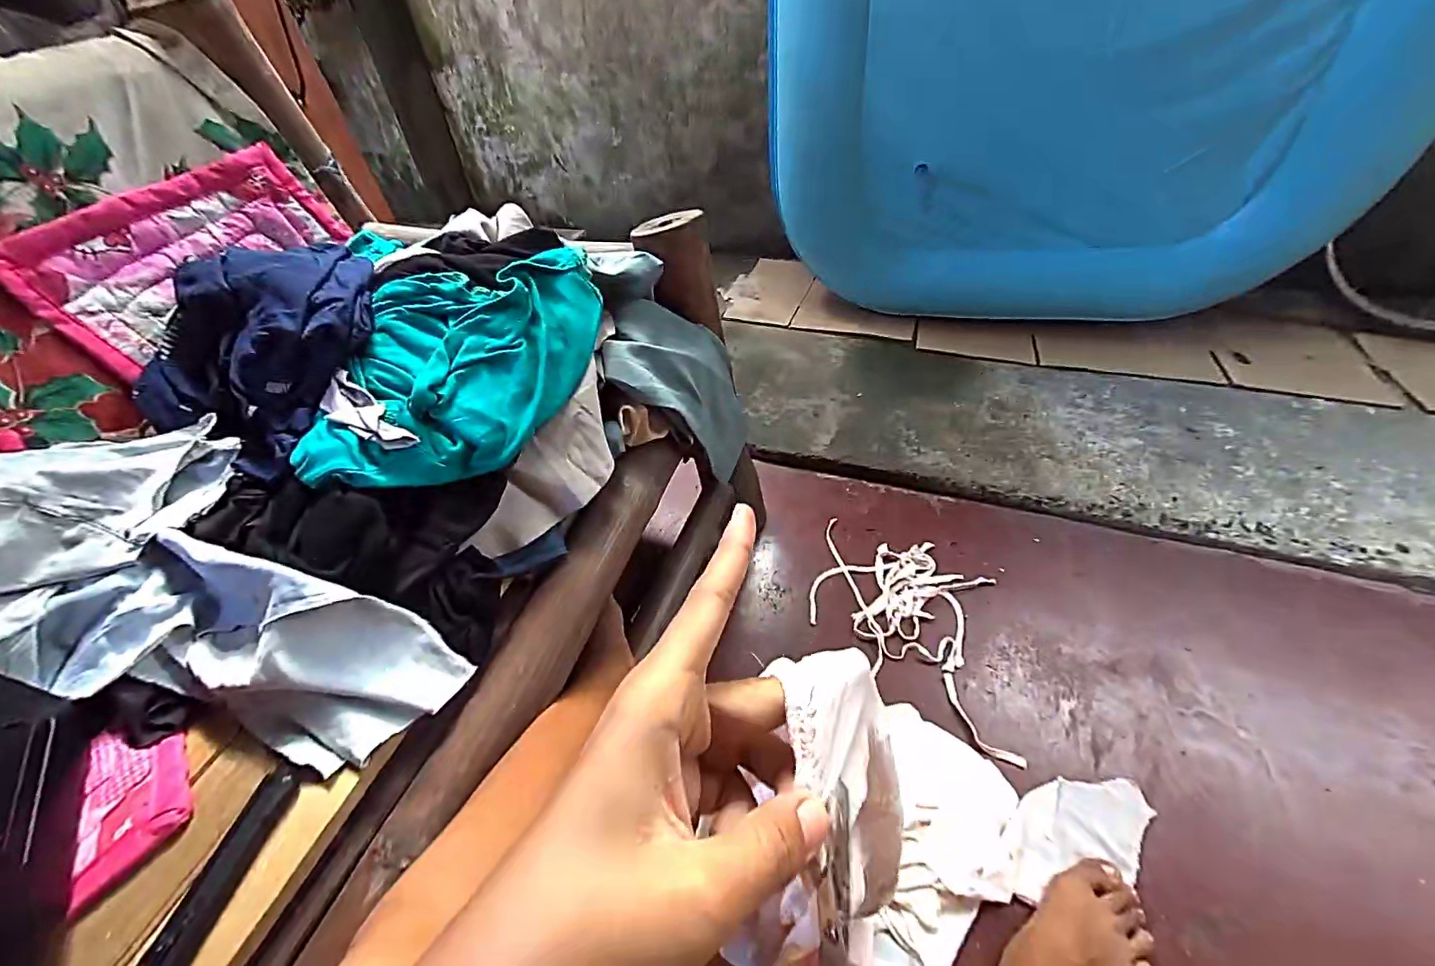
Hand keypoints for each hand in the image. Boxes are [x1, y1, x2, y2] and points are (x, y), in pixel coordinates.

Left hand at [422, 505, 828, 965]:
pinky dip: (751, 819)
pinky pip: (723, 789)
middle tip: (850, 784)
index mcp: (658, 708)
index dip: (729, 561)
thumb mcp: (693, 895)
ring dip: (777, 792)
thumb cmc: (584, 925)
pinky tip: (771, 866)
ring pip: (742, 753)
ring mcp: (659, 764)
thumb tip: (825, 807)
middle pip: (750, 706)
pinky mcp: (658, 803)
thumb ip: (773, 846)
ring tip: (810, 844)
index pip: (703, 613)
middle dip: (797, 742)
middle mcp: (661, 720)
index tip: (747, 511)